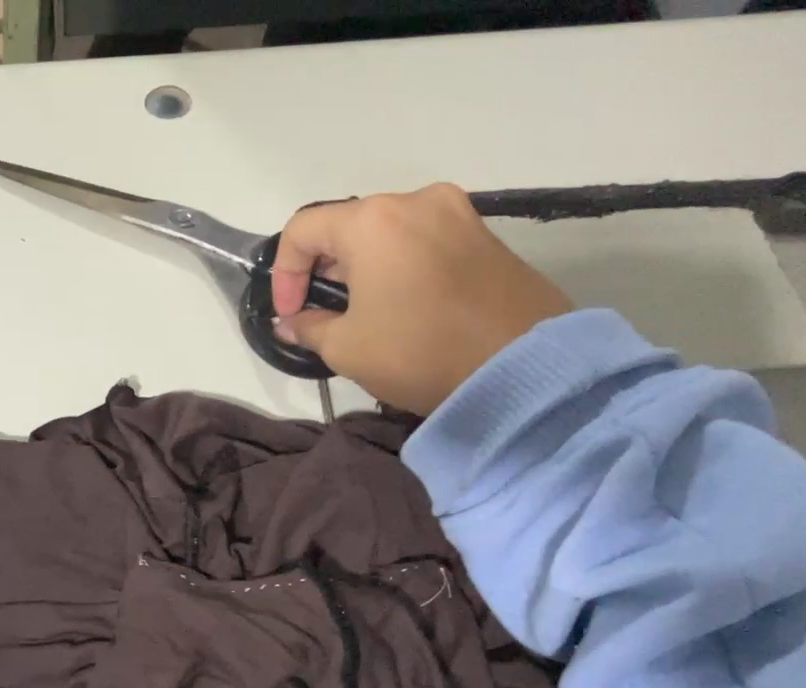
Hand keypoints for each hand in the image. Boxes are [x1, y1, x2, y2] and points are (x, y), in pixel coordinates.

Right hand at [269, 184, 573, 414]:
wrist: (522, 367)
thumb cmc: (417, 350)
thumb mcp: (345, 347)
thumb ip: (309, 327)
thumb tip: (292, 322)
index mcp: (372, 221)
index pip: (302, 230)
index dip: (284, 273)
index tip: (288, 313)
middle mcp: (414, 202)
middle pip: (346, 225)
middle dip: (322, 268)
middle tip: (318, 311)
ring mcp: (456, 214)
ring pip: (385, 231)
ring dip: (360, 267)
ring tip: (357, 310)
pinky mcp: (483, 234)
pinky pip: (420, 240)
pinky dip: (396, 265)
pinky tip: (397, 304)